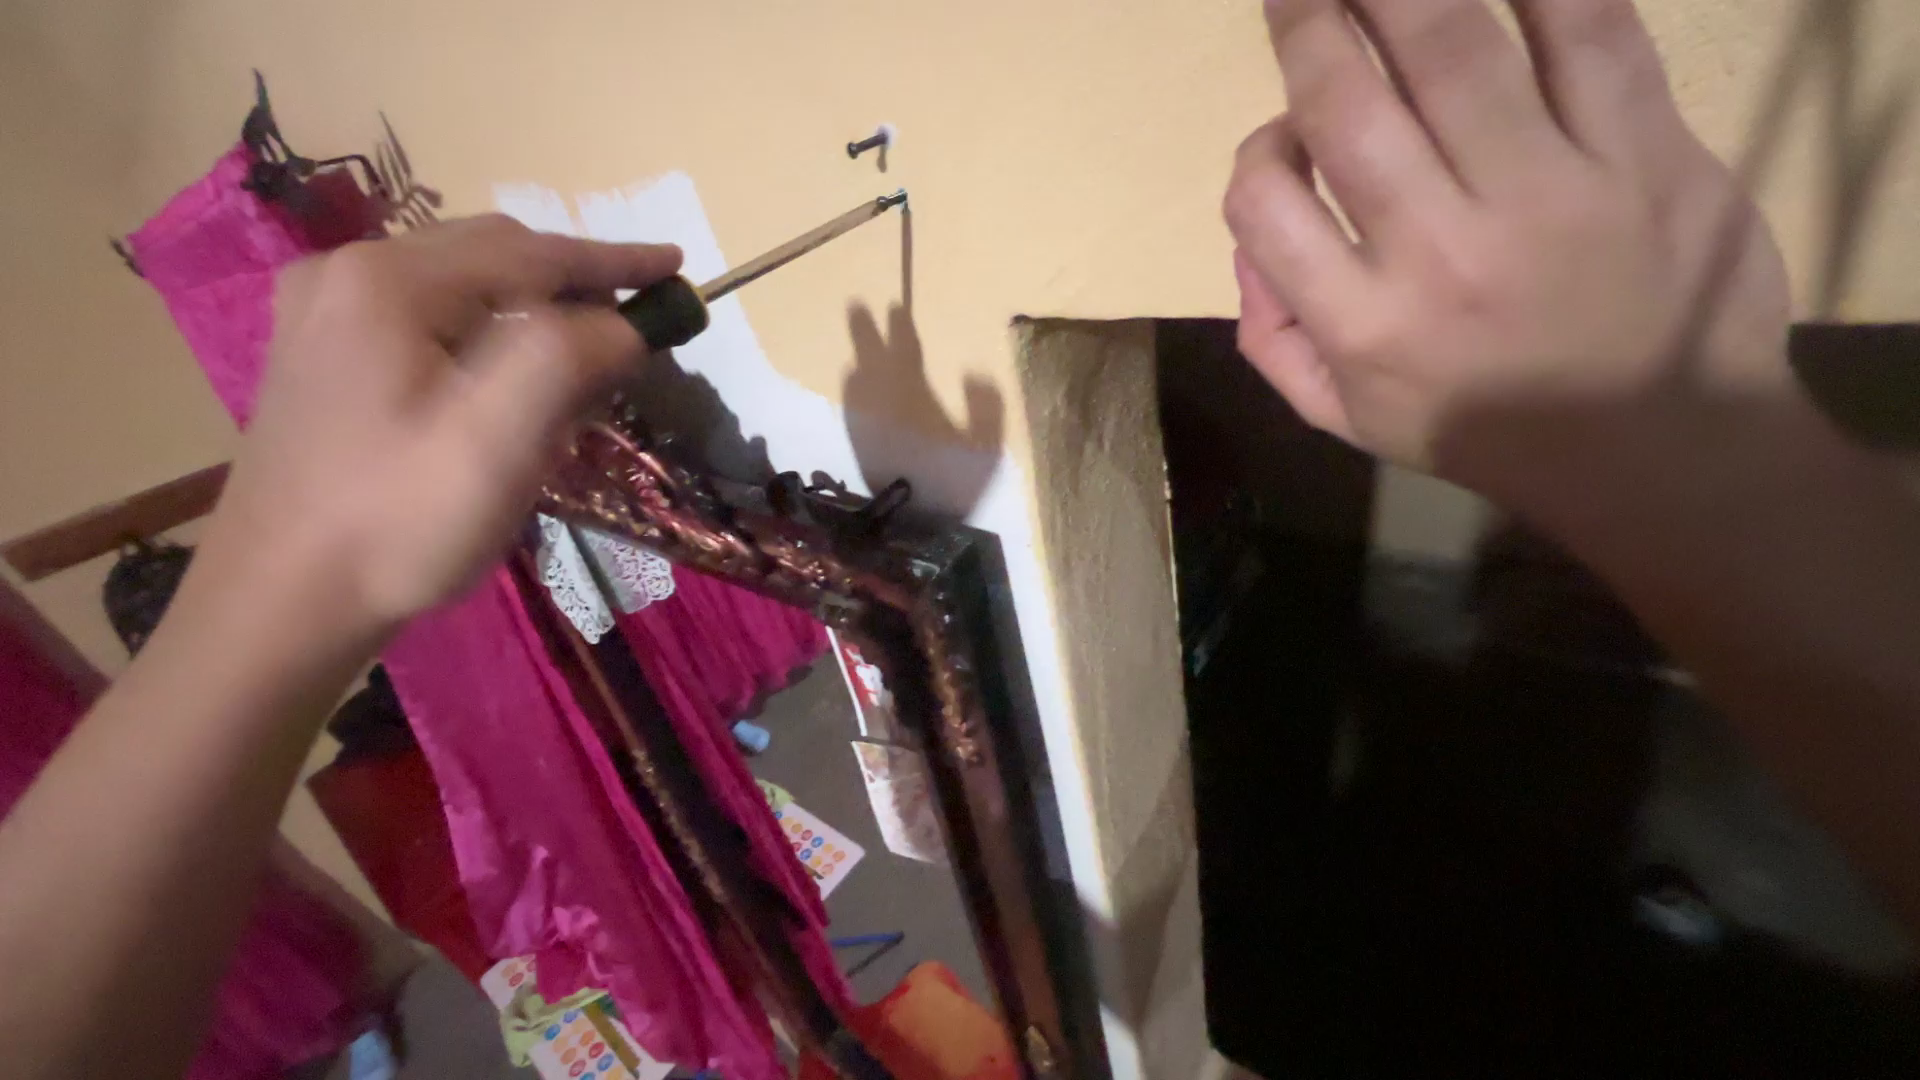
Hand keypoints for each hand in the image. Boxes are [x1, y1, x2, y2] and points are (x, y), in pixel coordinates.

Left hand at [196, 215, 681, 636]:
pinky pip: (439, 319)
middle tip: (639, 330)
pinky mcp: (334, 356)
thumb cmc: (400, 523)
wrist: (284, 600)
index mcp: (390, 284)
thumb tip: (623, 327)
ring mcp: (333, 315)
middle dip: (578, 286)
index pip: (530, 253)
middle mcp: (351, 276)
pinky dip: (498, 336)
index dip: (615, 260)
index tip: (678, 269)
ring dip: (541, 315)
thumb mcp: (496, 442)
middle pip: (496, 256)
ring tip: (587, 369)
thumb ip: (565, 360)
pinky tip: (517, 384)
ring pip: (469, 287)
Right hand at [1225, 0, 1791, 502]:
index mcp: (1359, 322)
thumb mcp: (1342, 417)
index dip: (1252, 158)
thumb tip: (1247, 248)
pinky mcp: (1644, 156)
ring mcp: (1545, 195)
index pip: (1264, 205)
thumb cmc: (1474, 431)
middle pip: (1346, 109)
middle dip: (1307, 27)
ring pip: (1455, 53)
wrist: (1650, 445)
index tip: (1276, 150)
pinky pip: (1591, 35)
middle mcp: (1437, 251)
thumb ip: (1273, 341)